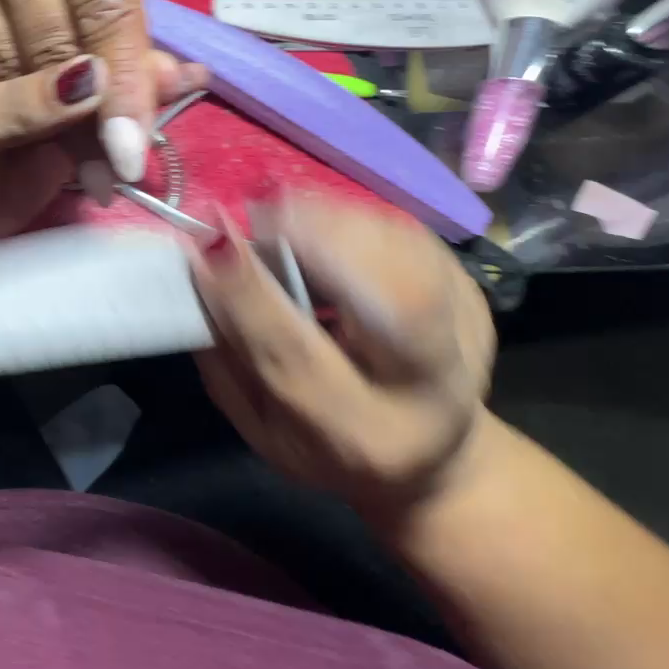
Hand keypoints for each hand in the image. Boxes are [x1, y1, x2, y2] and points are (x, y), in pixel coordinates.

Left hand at [0, 51, 205, 273]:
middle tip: (169, 53)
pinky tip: (166, 116)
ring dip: (144, 83)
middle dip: (131, 40)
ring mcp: (44, 106)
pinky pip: (104, 134)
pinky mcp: (61, 149)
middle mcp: (19, 60)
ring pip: (103, 86)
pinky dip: (133, 130)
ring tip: (183, 81)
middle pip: (86, 38)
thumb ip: (13, 106)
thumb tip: (93, 75)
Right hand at [185, 197, 496, 517]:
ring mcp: (466, 334)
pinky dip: (357, 217)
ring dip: (334, 220)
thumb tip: (196, 272)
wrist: (434, 457)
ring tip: (278, 213)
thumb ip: (226, 358)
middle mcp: (430, 388)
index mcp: (360, 433)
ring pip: (408, 254)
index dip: (248, 293)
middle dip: (322, 241)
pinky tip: (316, 220)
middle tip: (258, 211)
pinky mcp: (472, 294)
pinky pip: (410, 237)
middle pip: (394, 301)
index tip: (206, 245)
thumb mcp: (259, 426)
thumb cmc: (321, 444)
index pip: (297, 354)